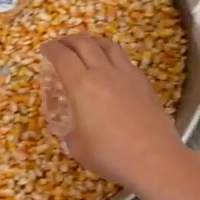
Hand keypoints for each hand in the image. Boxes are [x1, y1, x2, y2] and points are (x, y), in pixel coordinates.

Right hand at [41, 34, 183, 191]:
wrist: (154, 159)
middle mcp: (103, 73)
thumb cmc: (109, 154)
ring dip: (93, 41)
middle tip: (61, 44)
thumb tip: (70, 126)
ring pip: (108, 45)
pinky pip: (124, 59)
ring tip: (86, 45)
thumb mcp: (76, 146)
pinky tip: (111, 65)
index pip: (62, 57)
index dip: (51, 49)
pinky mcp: (144, 82)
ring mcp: (127, 75)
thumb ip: (68, 130)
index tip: (45, 49)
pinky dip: (112, 55)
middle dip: (69, 40)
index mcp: (81, 85)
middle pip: (84, 43)